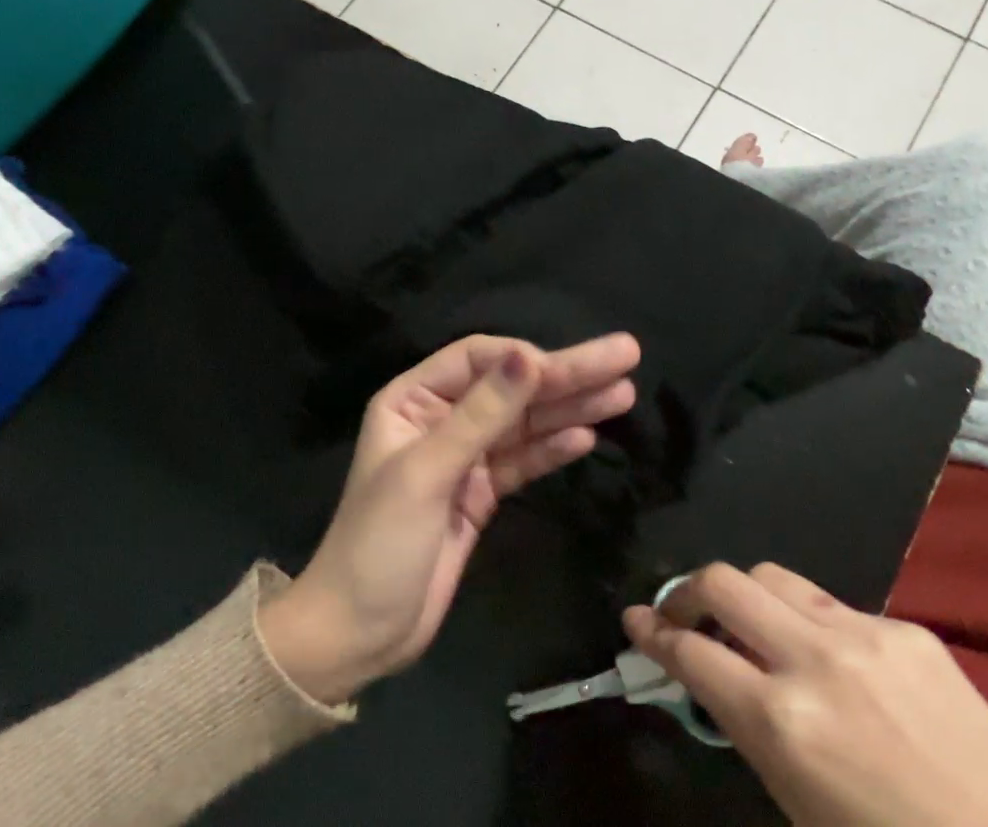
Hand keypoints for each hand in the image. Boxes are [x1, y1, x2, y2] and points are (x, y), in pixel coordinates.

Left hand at [261, 333, 640, 703]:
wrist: (360, 632)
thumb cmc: (379, 545)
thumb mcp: (426, 473)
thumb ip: (481, 415)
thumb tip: (529, 356)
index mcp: (410, 402)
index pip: (476, 360)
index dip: (526, 358)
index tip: (573, 367)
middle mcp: (438, 421)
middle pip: (510, 388)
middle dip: (566, 374)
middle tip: (626, 355)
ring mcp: (462, 460)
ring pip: (524, 424)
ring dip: (571, 409)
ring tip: (624, 392)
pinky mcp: (480, 496)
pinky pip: (523, 462)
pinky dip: (553, 449)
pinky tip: (588, 435)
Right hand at [625, 563, 987, 826]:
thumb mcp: (790, 794)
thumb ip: (743, 720)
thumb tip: (705, 668)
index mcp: (781, 720)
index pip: (691, 652)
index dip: (653, 633)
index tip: (636, 621)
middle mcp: (816, 661)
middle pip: (724, 583)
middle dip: (687, 592)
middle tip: (683, 614)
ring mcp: (867, 636)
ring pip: (775, 577)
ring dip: (747, 597)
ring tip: (751, 627)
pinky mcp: (909, 629)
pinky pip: (835, 605)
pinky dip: (810, 623)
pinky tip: (830, 659)